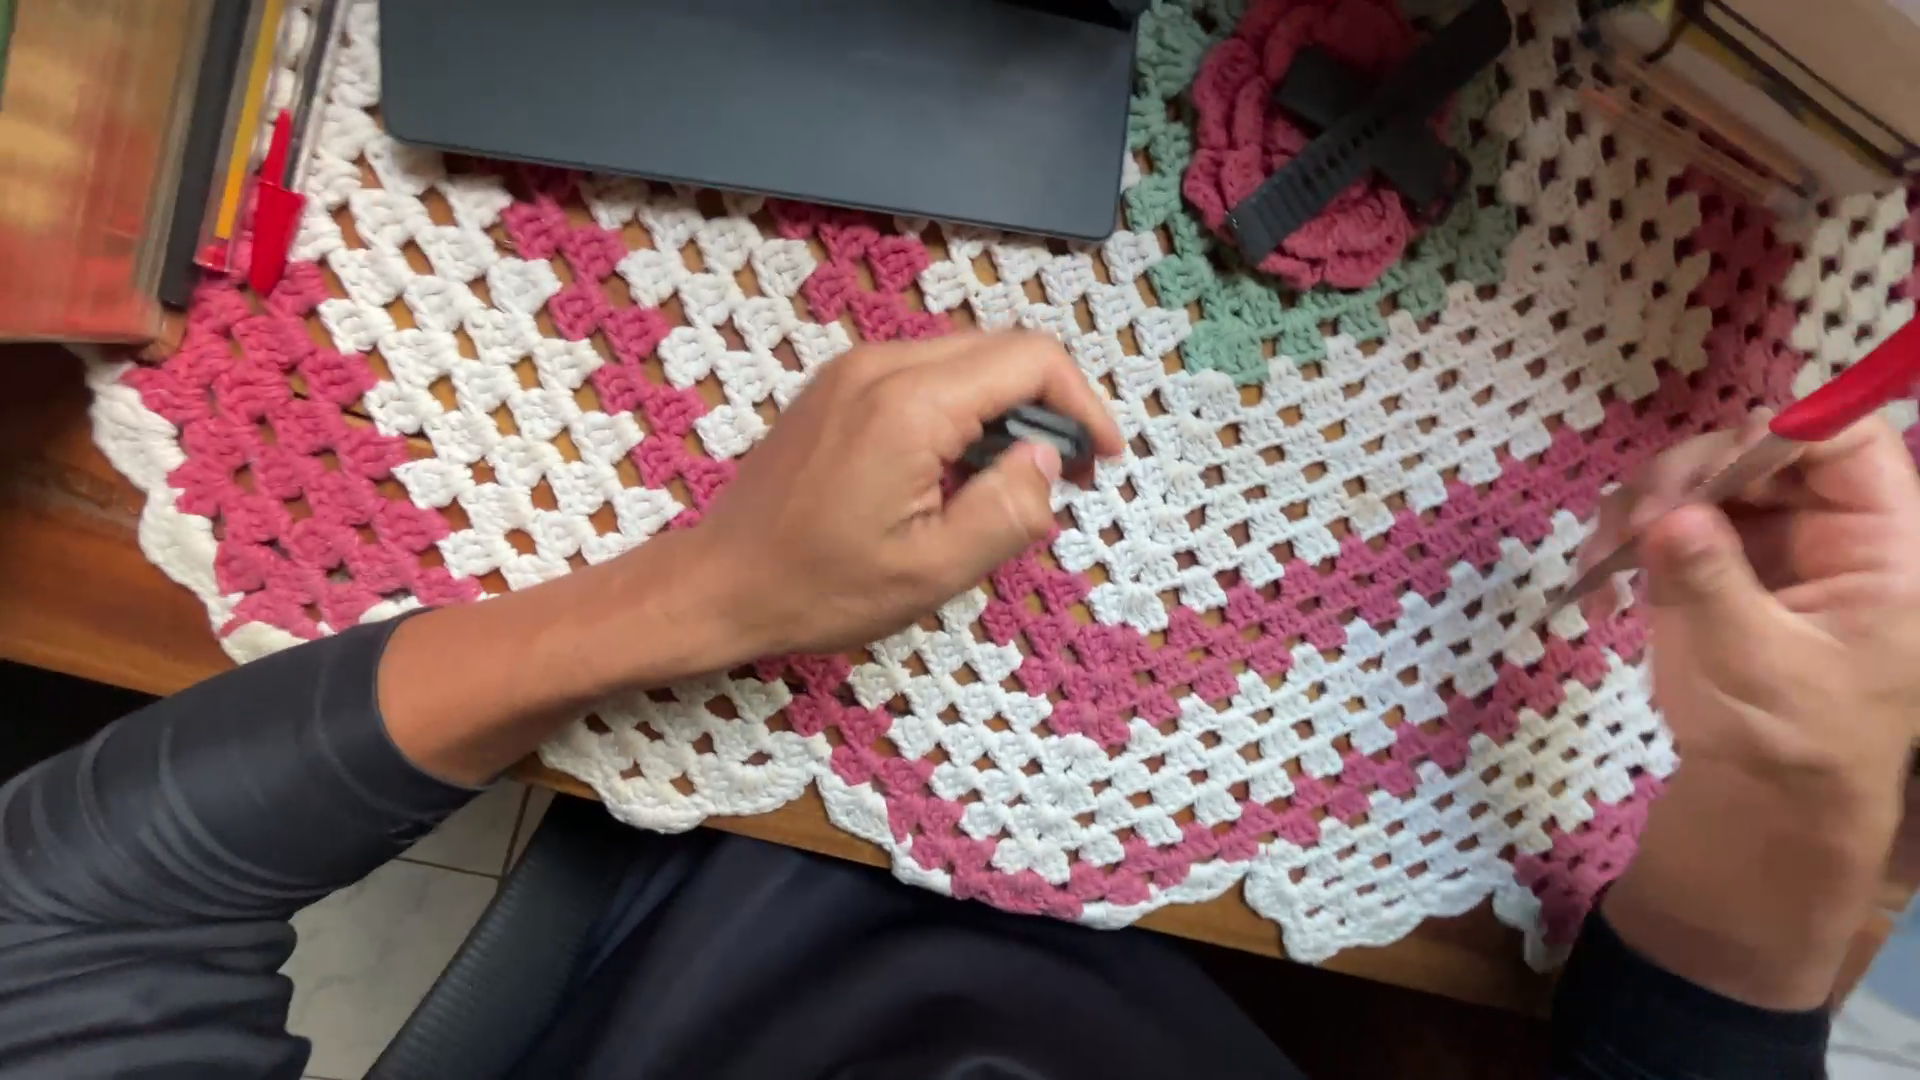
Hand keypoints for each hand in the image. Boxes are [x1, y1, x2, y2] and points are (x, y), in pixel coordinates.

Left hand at [379, 332, 1119, 784]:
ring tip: (1015, 478)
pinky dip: (964, 410)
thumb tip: (1047, 456)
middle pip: (1000, 351)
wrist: (719, 583)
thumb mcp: (934, 570)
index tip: (1100, 459)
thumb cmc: (823, 588)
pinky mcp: (837, 387)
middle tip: (1065, 474)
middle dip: (1050, 405)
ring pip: (964, 361)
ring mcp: (852, 369)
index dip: (1083, 403)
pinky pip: (924, 376)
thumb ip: (1009, 508)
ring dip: (1008, 409)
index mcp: (911, 403)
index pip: (1030, 359)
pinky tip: (959, 466)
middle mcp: (881, 363)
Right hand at [1581, 413, 1919, 1007]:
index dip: (1773, 437)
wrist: (1760, 784)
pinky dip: (1613, 547)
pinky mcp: (1702, 562)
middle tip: (1626, 532)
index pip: (1843, 446)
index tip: (1689, 481)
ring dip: (1630, 515)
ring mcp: (1754, 543)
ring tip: (1602, 570)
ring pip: (1686, 483)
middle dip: (1675, 482)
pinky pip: (1651, 523)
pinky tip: (1601, 593)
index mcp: (1876, 544)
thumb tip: (1662, 514)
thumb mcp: (1752, 657)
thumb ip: (1711, 580)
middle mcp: (1816, 528)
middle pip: (1745, 454)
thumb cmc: (1787, 730)